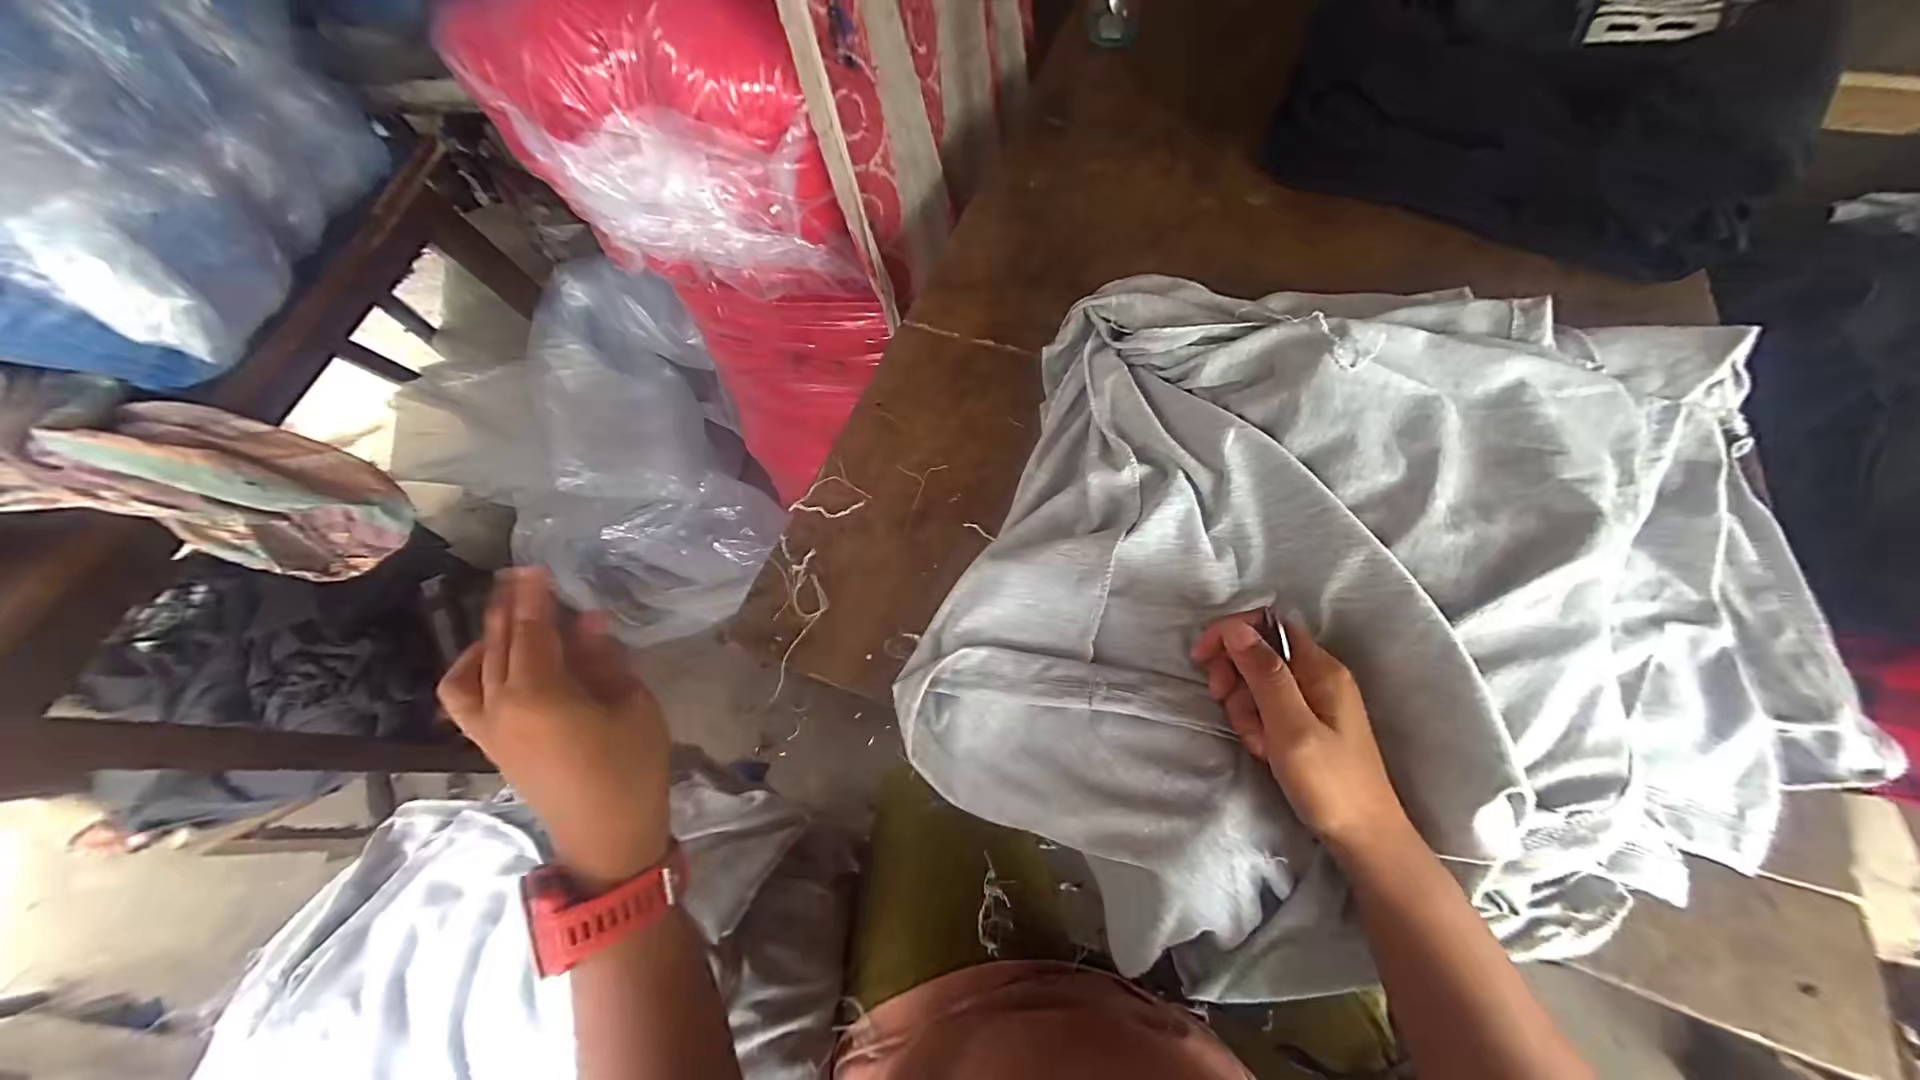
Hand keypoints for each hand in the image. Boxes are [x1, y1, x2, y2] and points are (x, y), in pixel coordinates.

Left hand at [439, 568, 671, 890]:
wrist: (607, 832)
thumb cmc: (631, 765)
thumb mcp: (632, 705)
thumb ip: (604, 660)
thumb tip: (588, 621)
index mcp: (539, 694)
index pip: (532, 631)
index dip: (534, 597)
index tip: (535, 568)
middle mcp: (502, 707)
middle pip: (498, 645)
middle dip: (508, 608)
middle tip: (519, 578)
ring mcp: (489, 729)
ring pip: (472, 670)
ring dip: (486, 637)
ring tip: (507, 618)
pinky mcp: (491, 745)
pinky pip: (463, 700)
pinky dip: (470, 673)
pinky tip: (494, 663)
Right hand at [1191, 611, 1410, 851]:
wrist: (1364, 841)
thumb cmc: (1329, 784)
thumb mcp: (1290, 727)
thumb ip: (1264, 674)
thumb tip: (1236, 628)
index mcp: (1320, 668)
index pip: (1266, 623)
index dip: (1230, 633)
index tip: (1202, 658)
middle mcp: (1317, 675)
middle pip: (1256, 650)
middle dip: (1233, 674)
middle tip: (1225, 702)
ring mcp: (1312, 699)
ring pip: (1255, 681)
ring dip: (1243, 705)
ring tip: (1256, 740)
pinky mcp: (1305, 721)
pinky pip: (1265, 706)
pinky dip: (1255, 722)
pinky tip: (1263, 748)